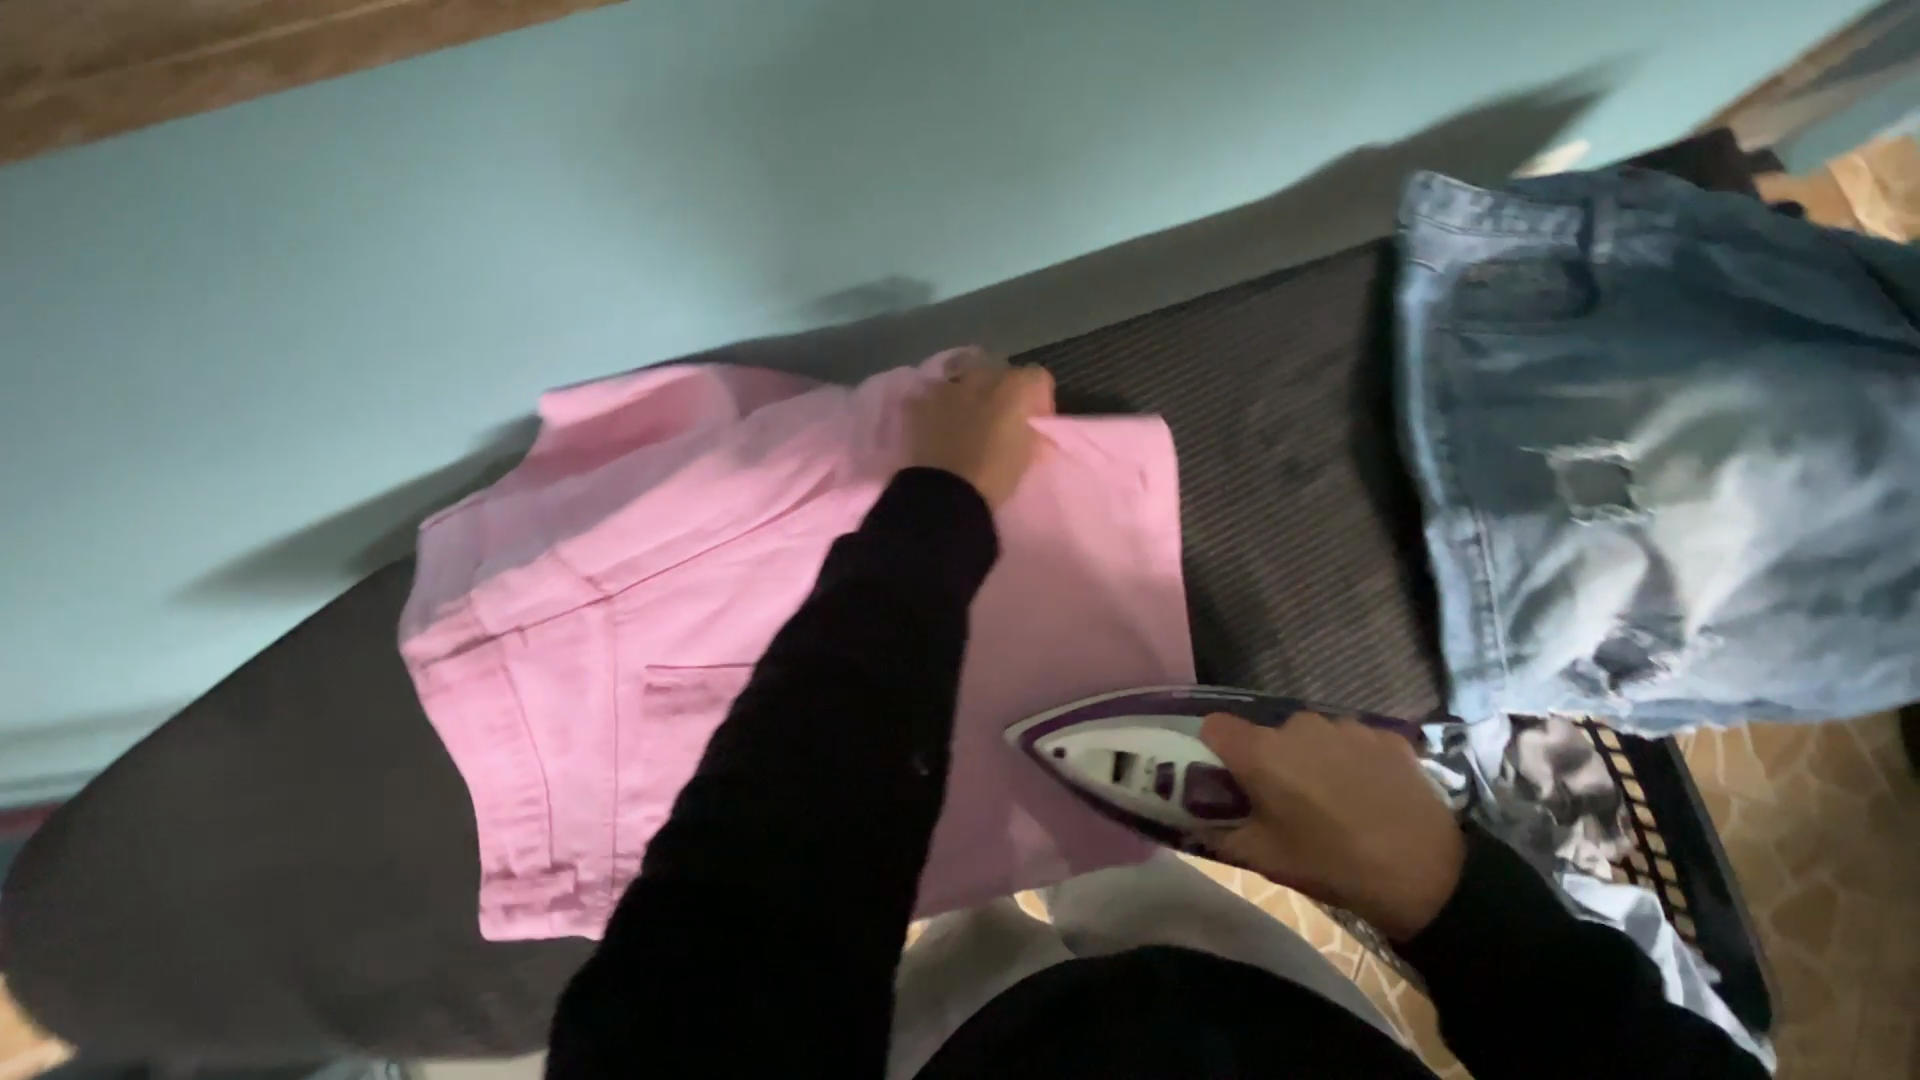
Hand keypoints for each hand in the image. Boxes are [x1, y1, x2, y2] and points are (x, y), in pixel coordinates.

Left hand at [907, 360, 1054, 508]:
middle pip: (999, 372)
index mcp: (1017, 388)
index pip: (1037, 378)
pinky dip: (939, 405)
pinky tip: (940, 424)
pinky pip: (934, 394)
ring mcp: (949, 386)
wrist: (947, 492)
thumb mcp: (1029, 454)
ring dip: (969, 393)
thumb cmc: (997, 476)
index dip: (1038, 400)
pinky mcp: (922, 402)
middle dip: (1002, 390)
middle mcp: (983, 376)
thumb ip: (1033, 431)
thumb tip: (1030, 427)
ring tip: (966, 418)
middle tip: (1000, 419)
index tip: (1034, 422)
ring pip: (963, 376)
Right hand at [1199, 710, 1465, 941]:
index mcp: (1262, 751)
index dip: (1214, 753)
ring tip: (1332, 802)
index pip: (1215, 728)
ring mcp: (1346, 726)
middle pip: (1266, 735)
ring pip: (1310, 737)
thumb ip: (1218, 831)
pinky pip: (1350, 742)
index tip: (1228, 783)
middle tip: (1284, 805)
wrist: (1430, 875)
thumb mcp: (1263, 859)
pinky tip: (1368, 796)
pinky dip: (1350, 762)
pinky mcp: (1385, 736)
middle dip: (1268, 763)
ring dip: (1311, 761)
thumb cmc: (1334, 865)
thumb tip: (1193, 818)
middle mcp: (1299, 726)